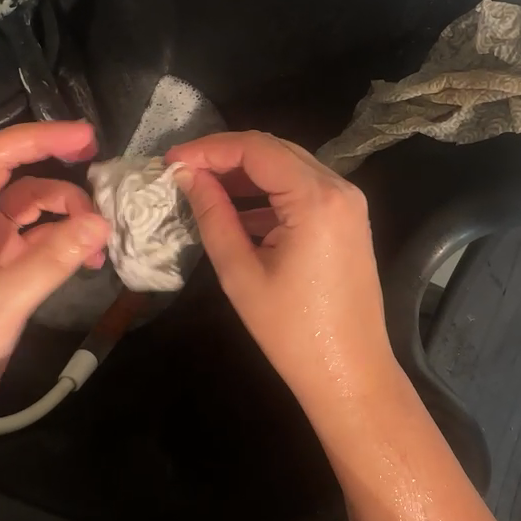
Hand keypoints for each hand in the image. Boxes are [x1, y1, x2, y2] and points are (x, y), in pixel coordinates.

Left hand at [0, 122, 110, 421]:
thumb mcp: (5, 300)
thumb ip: (54, 259)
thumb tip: (102, 223)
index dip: (37, 139)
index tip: (84, 136)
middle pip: (14, 175)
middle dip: (56, 164)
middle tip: (99, 158)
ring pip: (32, 206)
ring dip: (67, 210)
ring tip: (101, 231)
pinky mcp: (0, 265)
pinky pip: (39, 237)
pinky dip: (65, 239)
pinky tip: (91, 255)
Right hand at [165, 131, 394, 395]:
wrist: (349, 372)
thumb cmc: (292, 331)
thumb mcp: (241, 273)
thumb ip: (213, 216)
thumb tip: (188, 176)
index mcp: (317, 199)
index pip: (257, 149)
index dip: (209, 148)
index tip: (171, 160)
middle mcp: (340, 189)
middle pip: (276, 151)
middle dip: (226, 156)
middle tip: (182, 171)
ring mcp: (349, 204)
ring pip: (289, 168)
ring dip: (246, 174)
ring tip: (201, 188)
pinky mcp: (348, 221)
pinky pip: (304, 191)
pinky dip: (269, 194)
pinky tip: (236, 211)